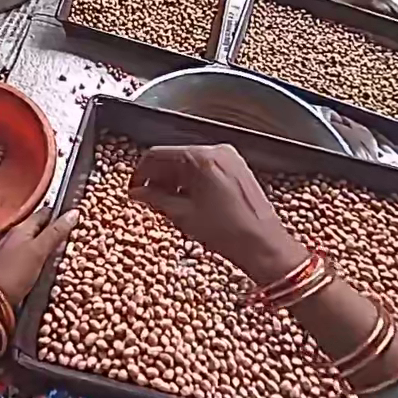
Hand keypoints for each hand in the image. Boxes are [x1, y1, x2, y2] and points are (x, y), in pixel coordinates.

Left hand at [0, 207, 80, 304]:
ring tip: (66, 251)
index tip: (77, 216)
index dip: (60, 212)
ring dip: (49, 244)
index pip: (45, 213)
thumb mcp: (39, 251)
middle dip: (56, 229)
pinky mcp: (11, 267)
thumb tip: (74, 212)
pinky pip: (31, 256)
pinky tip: (49, 266)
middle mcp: (16, 236)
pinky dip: (42, 257)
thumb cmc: (15, 272)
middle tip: (75, 235)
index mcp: (22, 228)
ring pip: (35, 242)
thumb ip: (55, 232)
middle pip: (40, 227)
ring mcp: (12, 251)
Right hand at [127, 144, 306, 282]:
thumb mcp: (183, 215)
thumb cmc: (228, 232)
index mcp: (201, 158)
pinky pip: (206, 168)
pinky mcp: (238, 170)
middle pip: (175, 156)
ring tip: (165, 202)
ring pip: (190, 163)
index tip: (134, 187)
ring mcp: (230, 159)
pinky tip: (186, 200)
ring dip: (174, 179)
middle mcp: (216, 151)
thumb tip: (139, 192)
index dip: (141, 172)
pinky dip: (191, 181)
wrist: (264, 245)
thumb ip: (156, 198)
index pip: (158, 155)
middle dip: (158, 176)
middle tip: (146, 197)